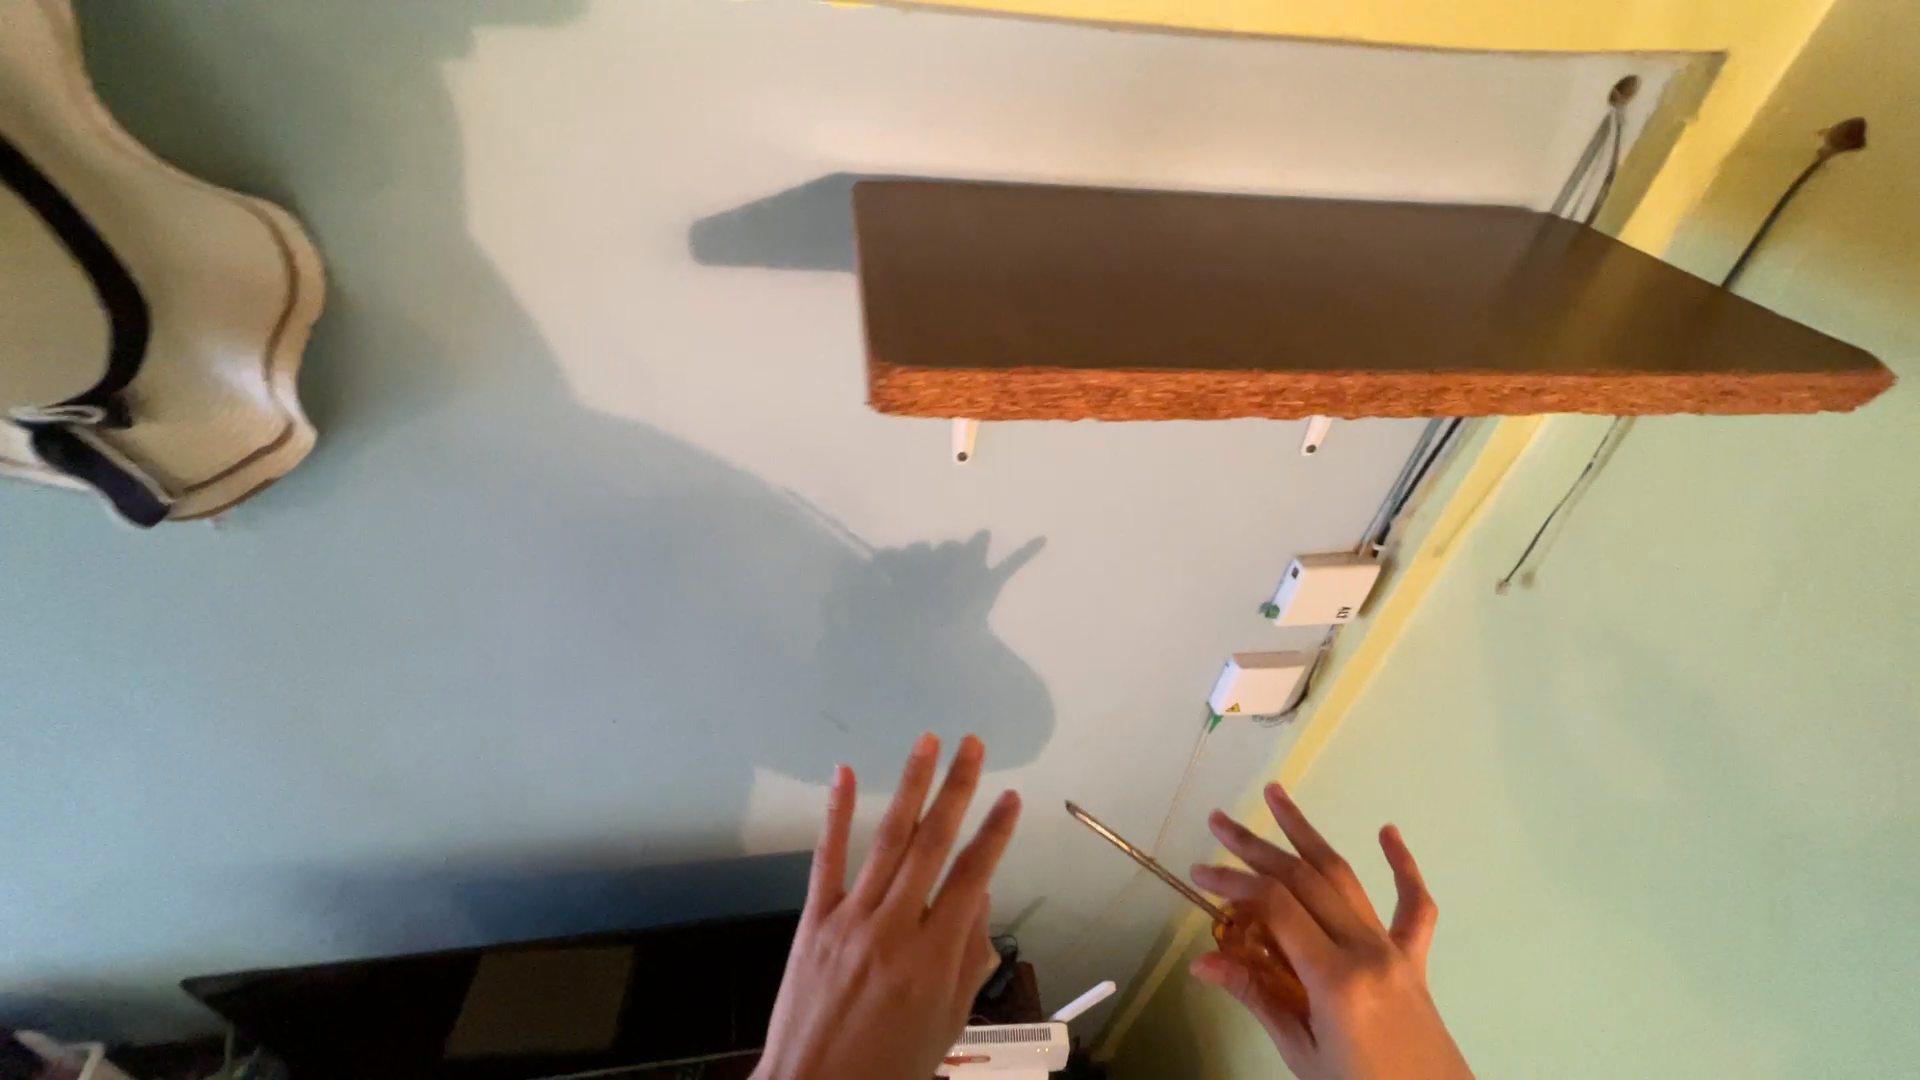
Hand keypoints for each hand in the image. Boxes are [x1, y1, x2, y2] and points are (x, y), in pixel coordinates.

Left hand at [753, 734, 1021, 1079]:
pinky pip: (827, 859)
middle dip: (957, 789)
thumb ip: (969, 955)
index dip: (995, 833)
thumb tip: (981, 891)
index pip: (972, 878)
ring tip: (928, 742)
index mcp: (932, 958)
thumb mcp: (948, 1023)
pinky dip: (836, 813)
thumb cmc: (892, 1066)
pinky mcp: (815, 919)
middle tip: (973, 745)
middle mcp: (894, 927)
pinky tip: (844, 773)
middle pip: (933, 844)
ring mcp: (851, 919)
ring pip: (888, 840)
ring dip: (910, 785)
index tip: (1012, 796)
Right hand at [1190, 783, 1471, 1079]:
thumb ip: (1256, 997)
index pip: (1275, 906)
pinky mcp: (1414, 960)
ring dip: (1305, 832)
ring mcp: (1393, 950)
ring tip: (1275, 794)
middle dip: (1255, 846)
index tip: (1199, 874)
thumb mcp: (1301, 1054)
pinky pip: (1414, 908)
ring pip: (1343, 876)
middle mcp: (1365, 950)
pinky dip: (1404, 867)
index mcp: (1335, 978)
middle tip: (1218, 820)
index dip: (1234, 882)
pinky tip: (1389, 832)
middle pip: (1303, 878)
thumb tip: (1201, 961)